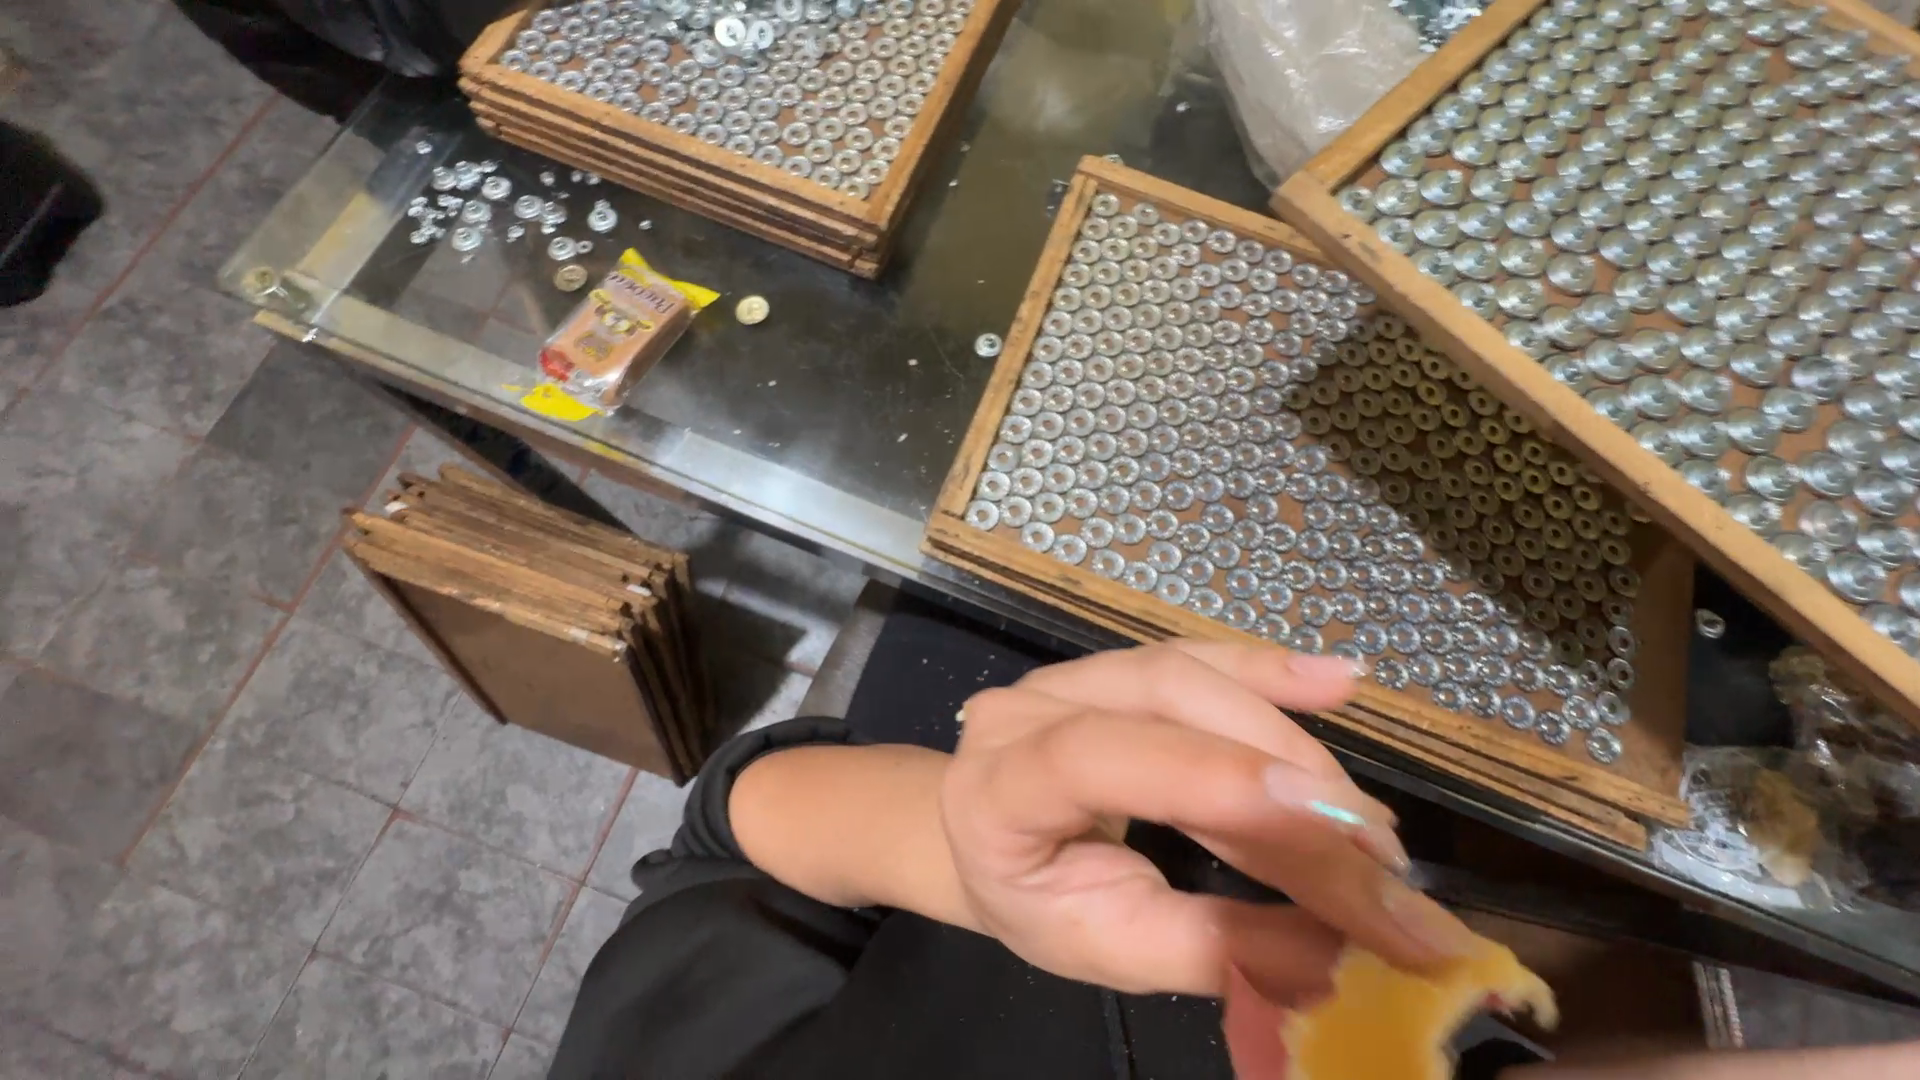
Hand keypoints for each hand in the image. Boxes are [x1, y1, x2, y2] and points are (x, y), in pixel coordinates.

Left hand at [940, 641, 1479, 1005]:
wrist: (983, 836)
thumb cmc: (1032, 897)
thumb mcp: (1105, 945)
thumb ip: (1211, 949)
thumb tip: (1343, 959)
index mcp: (999, 783)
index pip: (1096, 756)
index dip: (1207, 774)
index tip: (1328, 821)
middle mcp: (1028, 706)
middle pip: (1163, 706)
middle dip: (1283, 779)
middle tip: (1380, 865)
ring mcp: (1072, 674)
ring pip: (1189, 675)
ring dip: (1288, 737)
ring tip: (1368, 816)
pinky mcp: (1115, 666)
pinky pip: (1196, 658)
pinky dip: (1269, 674)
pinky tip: (1336, 683)